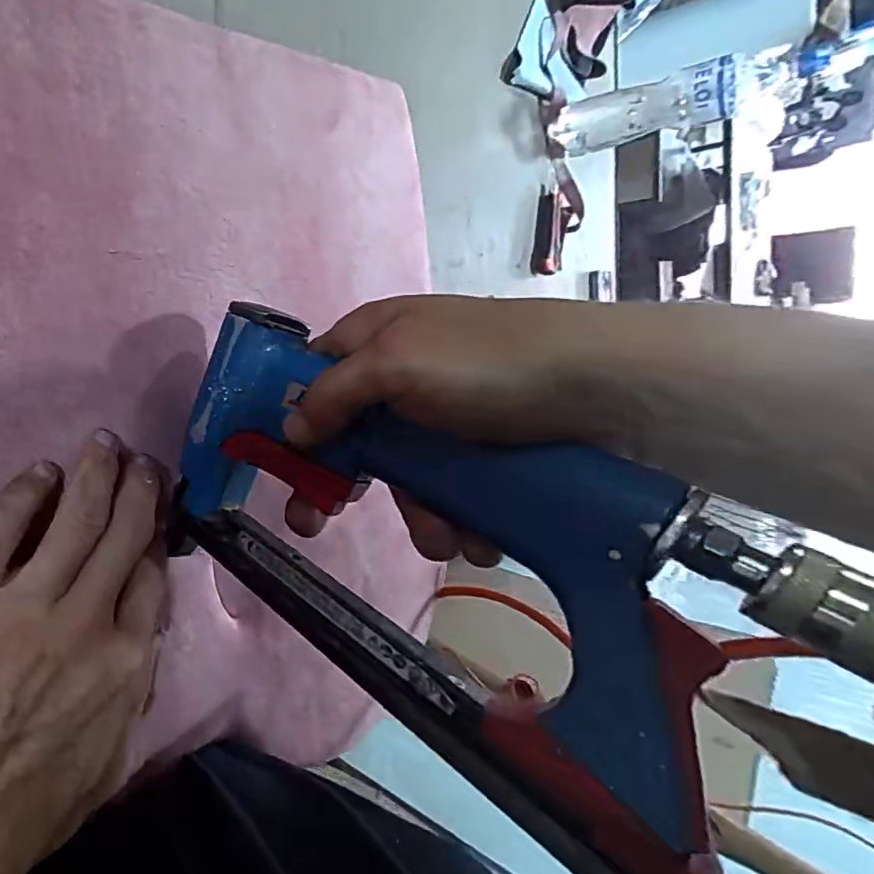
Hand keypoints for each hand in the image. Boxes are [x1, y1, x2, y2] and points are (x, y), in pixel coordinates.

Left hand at [0, 431, 167, 873]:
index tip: (154, 511)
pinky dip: (24, 493)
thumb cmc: (28, 803)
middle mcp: (85, 623)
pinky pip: (0, 529)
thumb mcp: (109, 758)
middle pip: (121, 534)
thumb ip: (134, 687)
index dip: (154, 535)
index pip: (150, 577)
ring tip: (101, 443)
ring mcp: (24, 606)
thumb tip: (142, 629)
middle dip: (137, 488)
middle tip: (139, 459)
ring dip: (92, 473)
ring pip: (73, 518)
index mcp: (124, 663)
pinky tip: (40, 472)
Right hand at [277, 295, 636, 564]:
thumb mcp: (395, 363)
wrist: (601, 387)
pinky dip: (455, 518)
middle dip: (337, 483)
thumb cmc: (484, 363)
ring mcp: (437, 418)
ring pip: (399, 475)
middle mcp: (397, 377)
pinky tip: (476, 534)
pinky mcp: (474, 452)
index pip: (308, 375)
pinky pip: (444, 491)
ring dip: (416, 513)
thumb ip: (333, 393)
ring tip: (444, 535)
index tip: (273, 462)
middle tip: (311, 525)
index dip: (288, 417)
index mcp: (370, 339)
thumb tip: (288, 429)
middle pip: (346, 435)